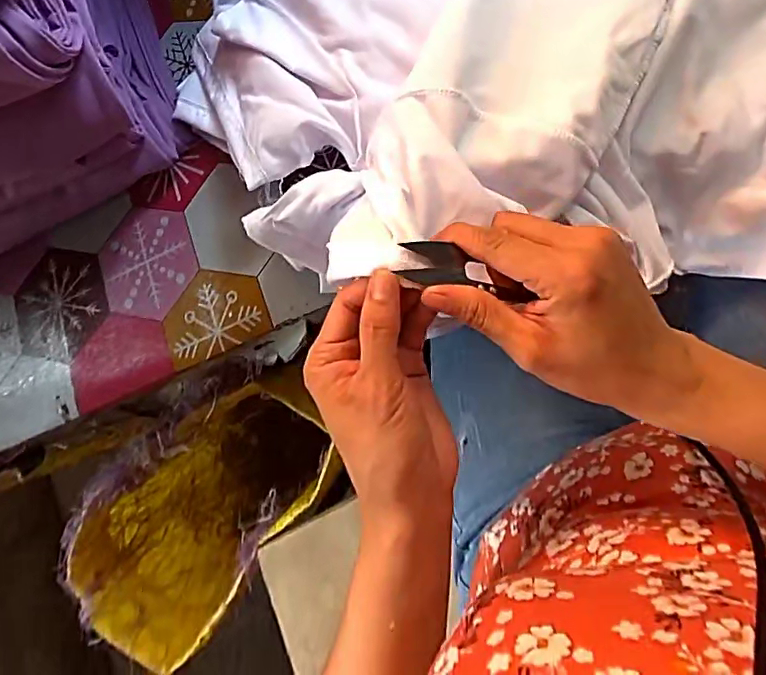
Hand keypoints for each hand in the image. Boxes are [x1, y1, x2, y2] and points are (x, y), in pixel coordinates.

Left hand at [304, 270, 456, 528]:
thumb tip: (381, 279)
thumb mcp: (379, 383)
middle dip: (394, 289)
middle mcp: (350, 356)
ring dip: (411, 300)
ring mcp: (380, 361)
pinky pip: (412, 333)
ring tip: (435, 279)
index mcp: (327, 359)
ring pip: (393, 317)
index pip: (346, 306)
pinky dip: (424, 317)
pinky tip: (438, 300)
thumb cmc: (385, 452)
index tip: (399, 267)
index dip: (371, 284)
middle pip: (371, 307)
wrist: (417, 499)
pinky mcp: (407, 368)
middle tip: (423, 269)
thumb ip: (379, 327)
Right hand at [417, 212, 701, 419]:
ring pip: (523, 223)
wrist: (659, 368)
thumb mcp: (530, 350)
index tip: (431, 253)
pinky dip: (531, 250)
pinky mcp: (600, 233)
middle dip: (487, 252)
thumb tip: (431, 289)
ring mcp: (595, 233)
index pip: (494, 241)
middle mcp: (582, 241)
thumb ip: (480, 312)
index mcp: (565, 273)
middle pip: (505, 224)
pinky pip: (544, 229)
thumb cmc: (593, 369)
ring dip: (509, 250)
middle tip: (495, 293)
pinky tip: (543, 283)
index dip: (456, 242)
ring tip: (524, 291)